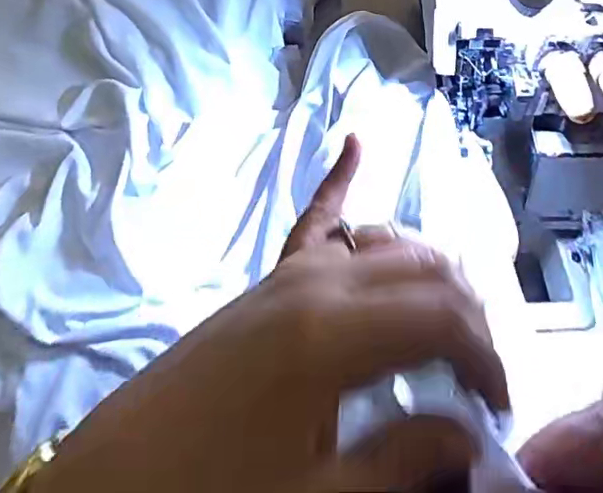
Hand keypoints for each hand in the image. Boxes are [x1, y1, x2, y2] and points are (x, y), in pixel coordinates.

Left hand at [34, 134, 508, 492]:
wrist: (103, 492)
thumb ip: (403, 461)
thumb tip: (468, 437)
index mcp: (335, 331)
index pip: (443, 318)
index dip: (485, 356)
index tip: (499, 404)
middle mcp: (322, 280)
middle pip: (427, 269)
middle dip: (469, 313)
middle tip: (479, 371)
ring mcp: (291, 273)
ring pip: (389, 242)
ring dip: (432, 272)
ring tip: (450, 320)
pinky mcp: (267, 281)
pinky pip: (315, 220)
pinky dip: (341, 182)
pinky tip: (355, 144)